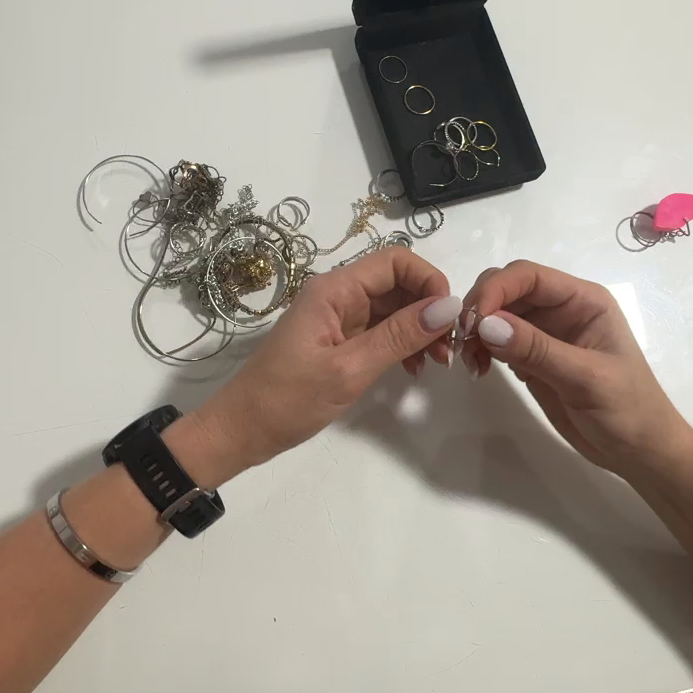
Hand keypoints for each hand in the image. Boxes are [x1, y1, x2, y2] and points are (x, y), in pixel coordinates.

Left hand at [179, 248, 459, 483]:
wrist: (242, 431)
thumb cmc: (287, 399)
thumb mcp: (348, 370)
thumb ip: (398, 336)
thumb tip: (449, 307)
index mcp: (334, 290)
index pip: (395, 261)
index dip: (429, 281)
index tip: (450, 318)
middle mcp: (337, 296)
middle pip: (397, 284)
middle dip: (429, 310)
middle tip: (449, 350)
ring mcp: (338, 319)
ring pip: (393, 309)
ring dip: (420, 330)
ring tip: (436, 364)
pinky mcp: (339, 342)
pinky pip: (380, 331)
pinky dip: (402, 345)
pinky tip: (413, 370)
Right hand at [457, 260, 692, 474]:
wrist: (638, 452)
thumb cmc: (628, 410)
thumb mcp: (586, 379)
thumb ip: (537, 350)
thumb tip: (486, 325)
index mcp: (583, 300)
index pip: (528, 276)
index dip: (496, 289)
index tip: (473, 320)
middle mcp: (560, 309)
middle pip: (506, 288)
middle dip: (480, 308)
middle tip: (465, 342)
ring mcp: (544, 334)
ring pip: (495, 314)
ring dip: (475, 331)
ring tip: (469, 361)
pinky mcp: (530, 358)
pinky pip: (495, 340)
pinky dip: (480, 350)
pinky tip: (478, 370)